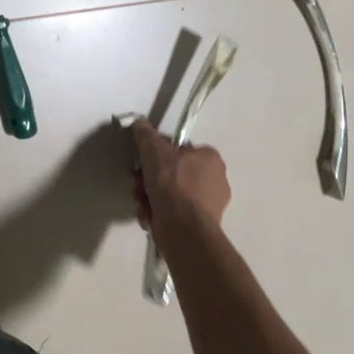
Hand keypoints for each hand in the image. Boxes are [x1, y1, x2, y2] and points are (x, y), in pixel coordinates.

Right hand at [129, 117, 231, 244]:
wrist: (183, 230)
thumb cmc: (173, 184)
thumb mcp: (153, 149)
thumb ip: (144, 133)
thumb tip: (139, 123)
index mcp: (211, 160)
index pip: (182, 148)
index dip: (160, 153)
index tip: (146, 160)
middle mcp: (216, 181)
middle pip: (173, 172)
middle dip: (150, 177)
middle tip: (138, 182)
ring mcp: (209, 206)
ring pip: (171, 193)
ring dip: (150, 195)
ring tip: (141, 201)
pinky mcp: (199, 226)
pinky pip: (175, 212)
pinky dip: (159, 212)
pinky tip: (148, 214)